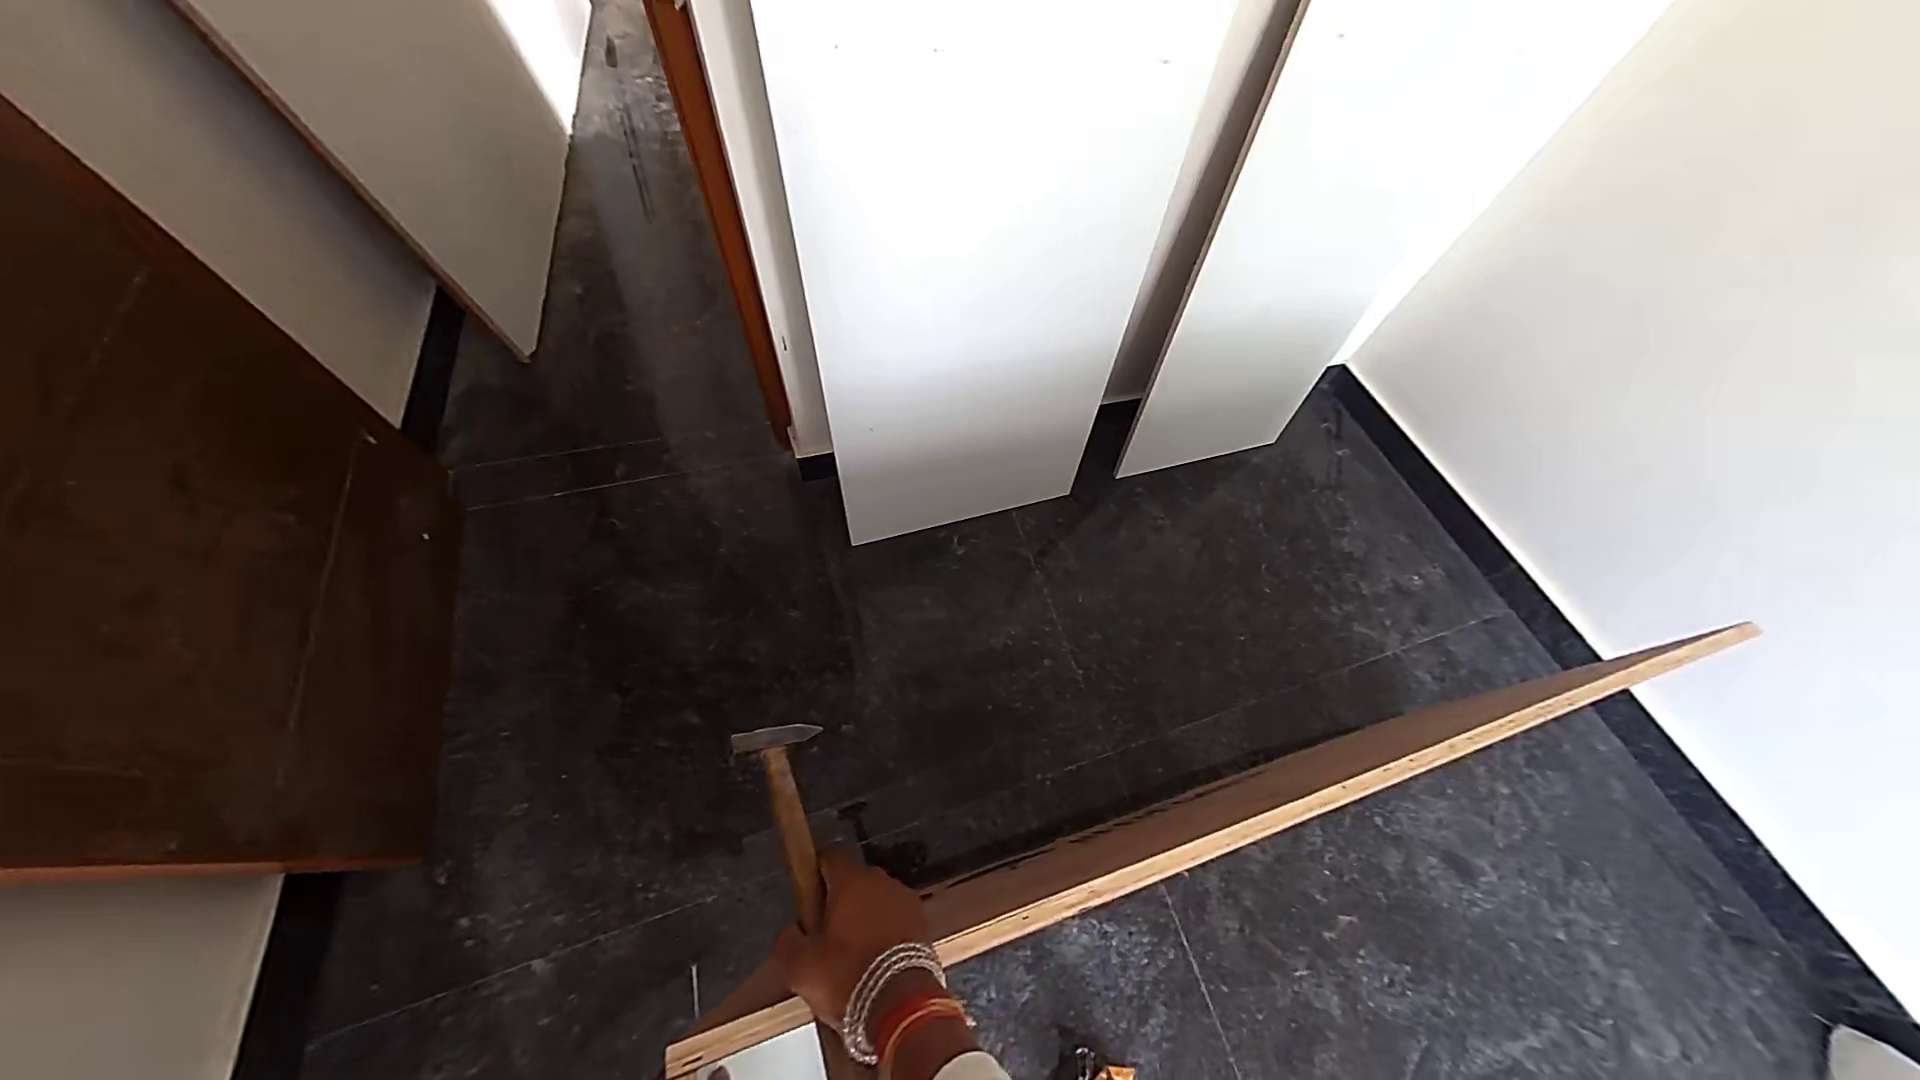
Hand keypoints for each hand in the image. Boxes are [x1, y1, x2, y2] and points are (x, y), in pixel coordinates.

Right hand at [772, 848, 929, 1026]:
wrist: (903, 1006)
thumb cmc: (848, 977)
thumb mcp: (800, 967)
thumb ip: (787, 941)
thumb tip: (791, 931)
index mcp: (852, 881)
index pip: (830, 856)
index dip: (815, 870)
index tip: (807, 892)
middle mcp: (881, 880)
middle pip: (853, 879)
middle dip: (838, 900)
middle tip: (824, 933)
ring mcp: (905, 899)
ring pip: (875, 899)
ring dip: (863, 916)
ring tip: (851, 952)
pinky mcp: (921, 921)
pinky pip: (894, 917)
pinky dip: (883, 930)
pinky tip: (874, 958)